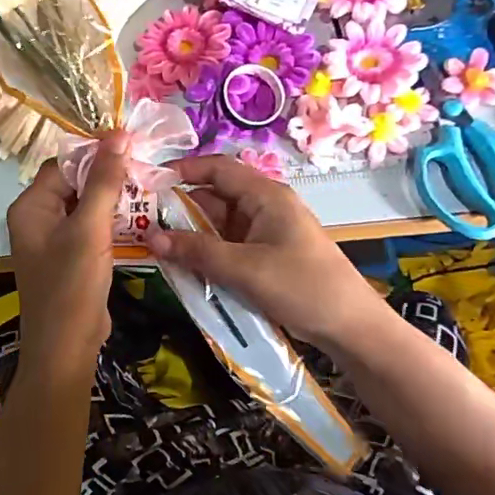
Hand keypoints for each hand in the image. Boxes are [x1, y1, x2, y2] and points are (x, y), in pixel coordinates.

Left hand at [5, 133, 129, 370]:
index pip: (64, 164)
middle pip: (75, 184)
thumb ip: (104, 181)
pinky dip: (113, 222)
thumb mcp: (89, 229)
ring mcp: (55, 241)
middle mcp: (38, 219)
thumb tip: (118, 135)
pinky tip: (140, 217)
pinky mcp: (72, 259)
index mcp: (31, 207)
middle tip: (146, 167)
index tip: (132, 146)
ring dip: (114, 199)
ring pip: (87, 207)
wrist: (66, 346)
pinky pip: (92, 229)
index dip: (95, 152)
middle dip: (108, 176)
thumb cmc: (71, 285)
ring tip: (149, 188)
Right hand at [147, 155, 384, 347]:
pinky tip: (187, 269)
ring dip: (193, 237)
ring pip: (220, 226)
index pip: (218, 168)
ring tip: (158, 250)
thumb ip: (198, 252)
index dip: (183, 170)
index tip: (149, 183)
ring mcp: (266, 233)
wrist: (350, 326)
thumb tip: (152, 237)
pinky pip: (229, 248)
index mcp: (266, 196)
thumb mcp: (245, 269)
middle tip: (144, 226)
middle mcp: (265, 208)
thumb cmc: (302, 287)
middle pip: (215, 198)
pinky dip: (209, 255)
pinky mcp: (267, 257)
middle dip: (180, 210)